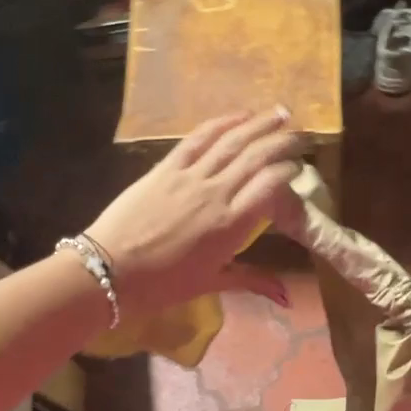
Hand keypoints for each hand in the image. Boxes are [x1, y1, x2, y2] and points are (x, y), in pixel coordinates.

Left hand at [81, 108, 306, 316]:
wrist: (110, 270)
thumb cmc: (163, 285)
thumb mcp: (212, 283)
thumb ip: (253, 281)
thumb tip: (288, 298)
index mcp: (231, 225)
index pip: (270, 186)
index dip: (288, 171)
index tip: (299, 167)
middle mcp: (216, 194)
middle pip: (256, 157)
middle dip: (282, 142)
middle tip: (301, 134)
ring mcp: (190, 177)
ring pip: (231, 141)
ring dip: (259, 124)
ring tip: (280, 112)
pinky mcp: (165, 167)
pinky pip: (198, 138)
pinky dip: (221, 123)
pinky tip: (239, 115)